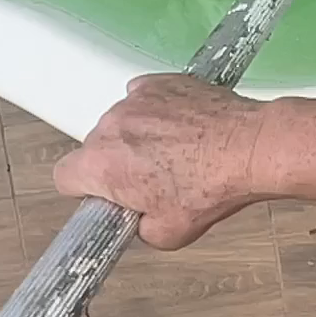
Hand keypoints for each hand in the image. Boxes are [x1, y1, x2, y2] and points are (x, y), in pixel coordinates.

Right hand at [53, 74, 270, 249]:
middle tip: (155, 176)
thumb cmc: (215, 185)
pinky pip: (147, 97)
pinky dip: (160, 110)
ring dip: (142, 134)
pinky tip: (185, 127)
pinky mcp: (161, 83)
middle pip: (98, 147)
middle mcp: (110, 127)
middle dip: (119, 161)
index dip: (87, 189)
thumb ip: (139, 227)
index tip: (106, 193)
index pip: (66, 178)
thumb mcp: (169, 233)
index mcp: (100, 166)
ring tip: (180, 151)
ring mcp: (136, 100)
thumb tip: (140, 221)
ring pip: (124, 121)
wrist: (250, 147)